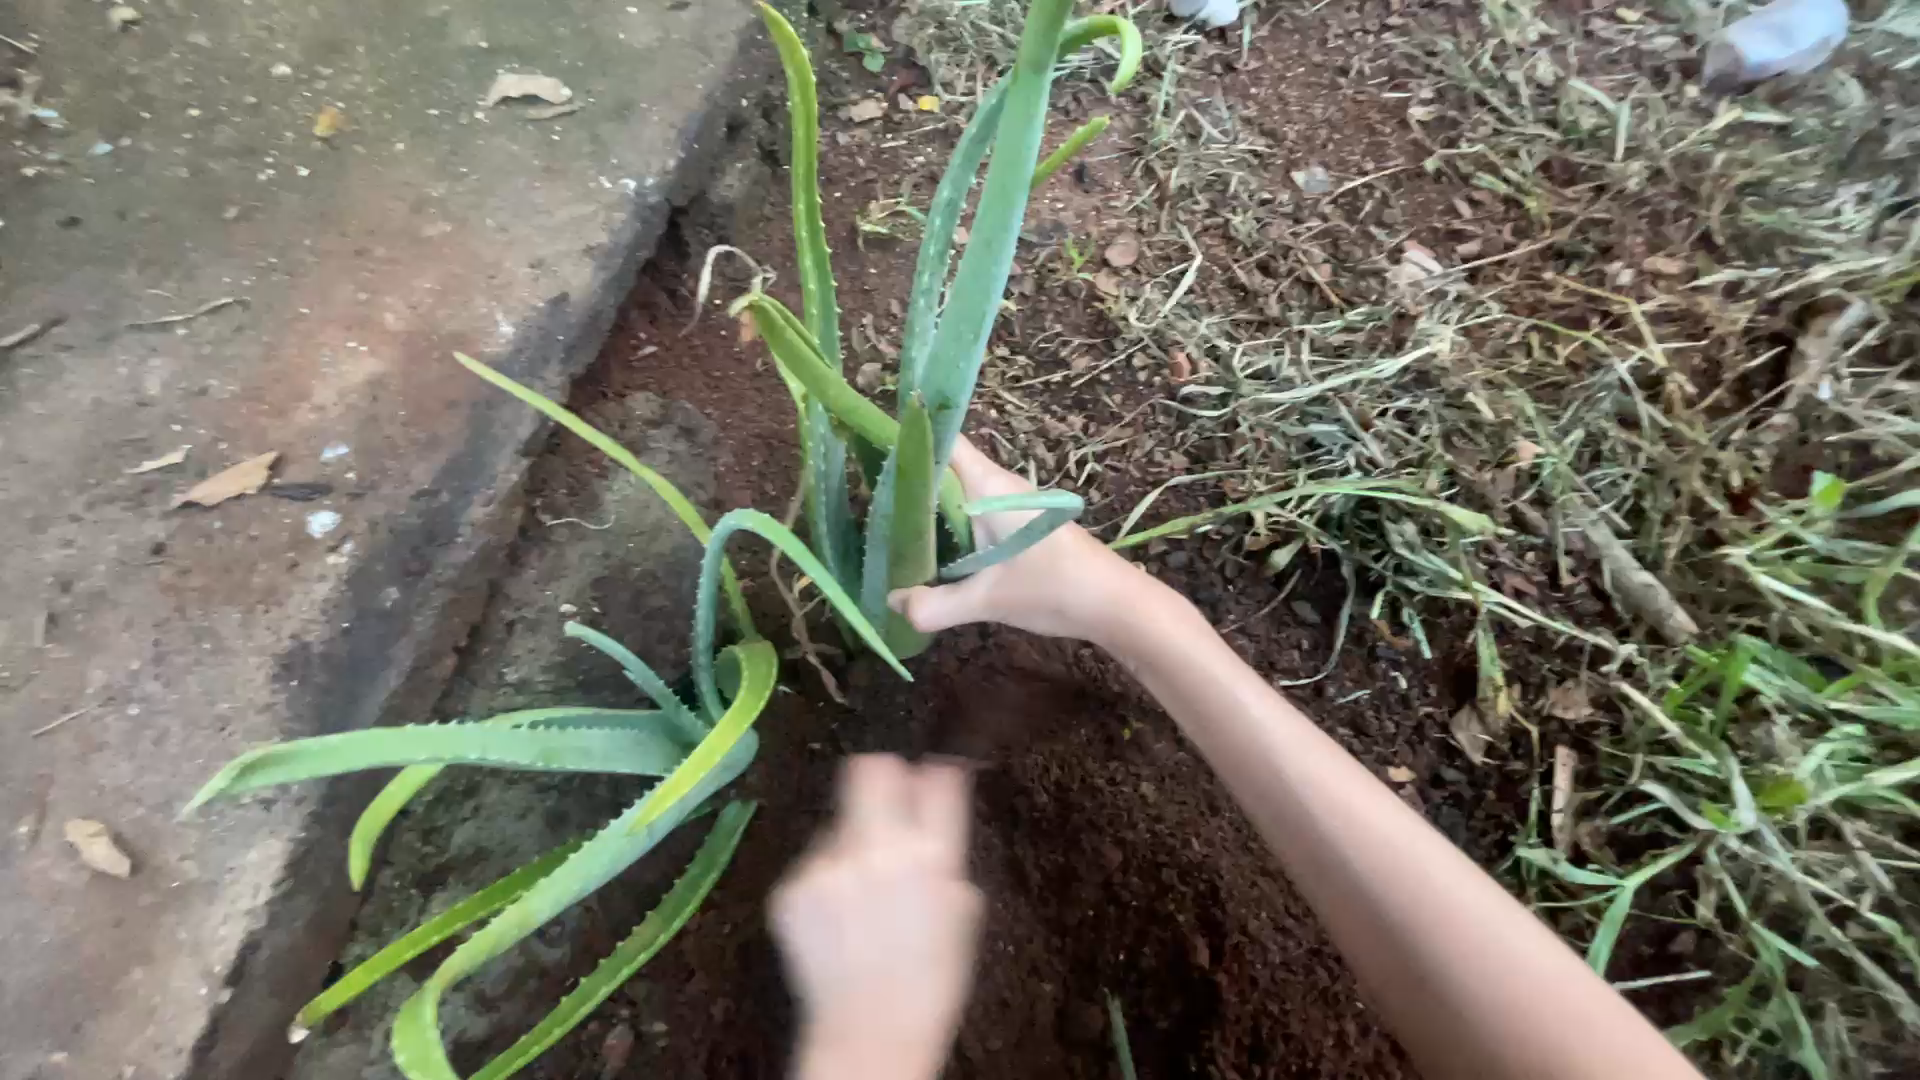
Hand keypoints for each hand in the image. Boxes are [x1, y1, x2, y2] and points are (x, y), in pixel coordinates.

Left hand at [771, 755, 982, 1079]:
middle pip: (869, 769)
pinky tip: (836, 914)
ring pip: (838, 820)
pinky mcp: (790, 888)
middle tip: (885, 795)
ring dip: (852, 839)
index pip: (936, 776)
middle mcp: (876, 850)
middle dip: (880, 773)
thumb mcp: (961, 909)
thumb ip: (948, 849)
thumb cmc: (930, 977)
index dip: (936, 771)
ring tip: (859, 889)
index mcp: (931, 855)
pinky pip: (814, 859)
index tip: (933, 775)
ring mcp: (826, 867)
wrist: (870, 1036)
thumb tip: (936, 797)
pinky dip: (827, 876)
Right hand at [888, 437, 1159, 643]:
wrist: (1115, 603)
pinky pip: (974, 516)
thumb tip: (892, 603)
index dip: (910, 439)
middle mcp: (999, 488)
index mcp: (990, 488)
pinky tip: (930, 551)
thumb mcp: (989, 600)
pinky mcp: (1019, 528)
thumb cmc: (1055, 587)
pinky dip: (949, 527)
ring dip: (929, 509)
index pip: (946, 444)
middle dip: (909, 482)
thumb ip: (936, 604)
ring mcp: (1012, 507)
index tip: (871, 444)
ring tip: (887, 526)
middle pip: (946, 470)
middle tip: (867, 498)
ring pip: (959, 496)